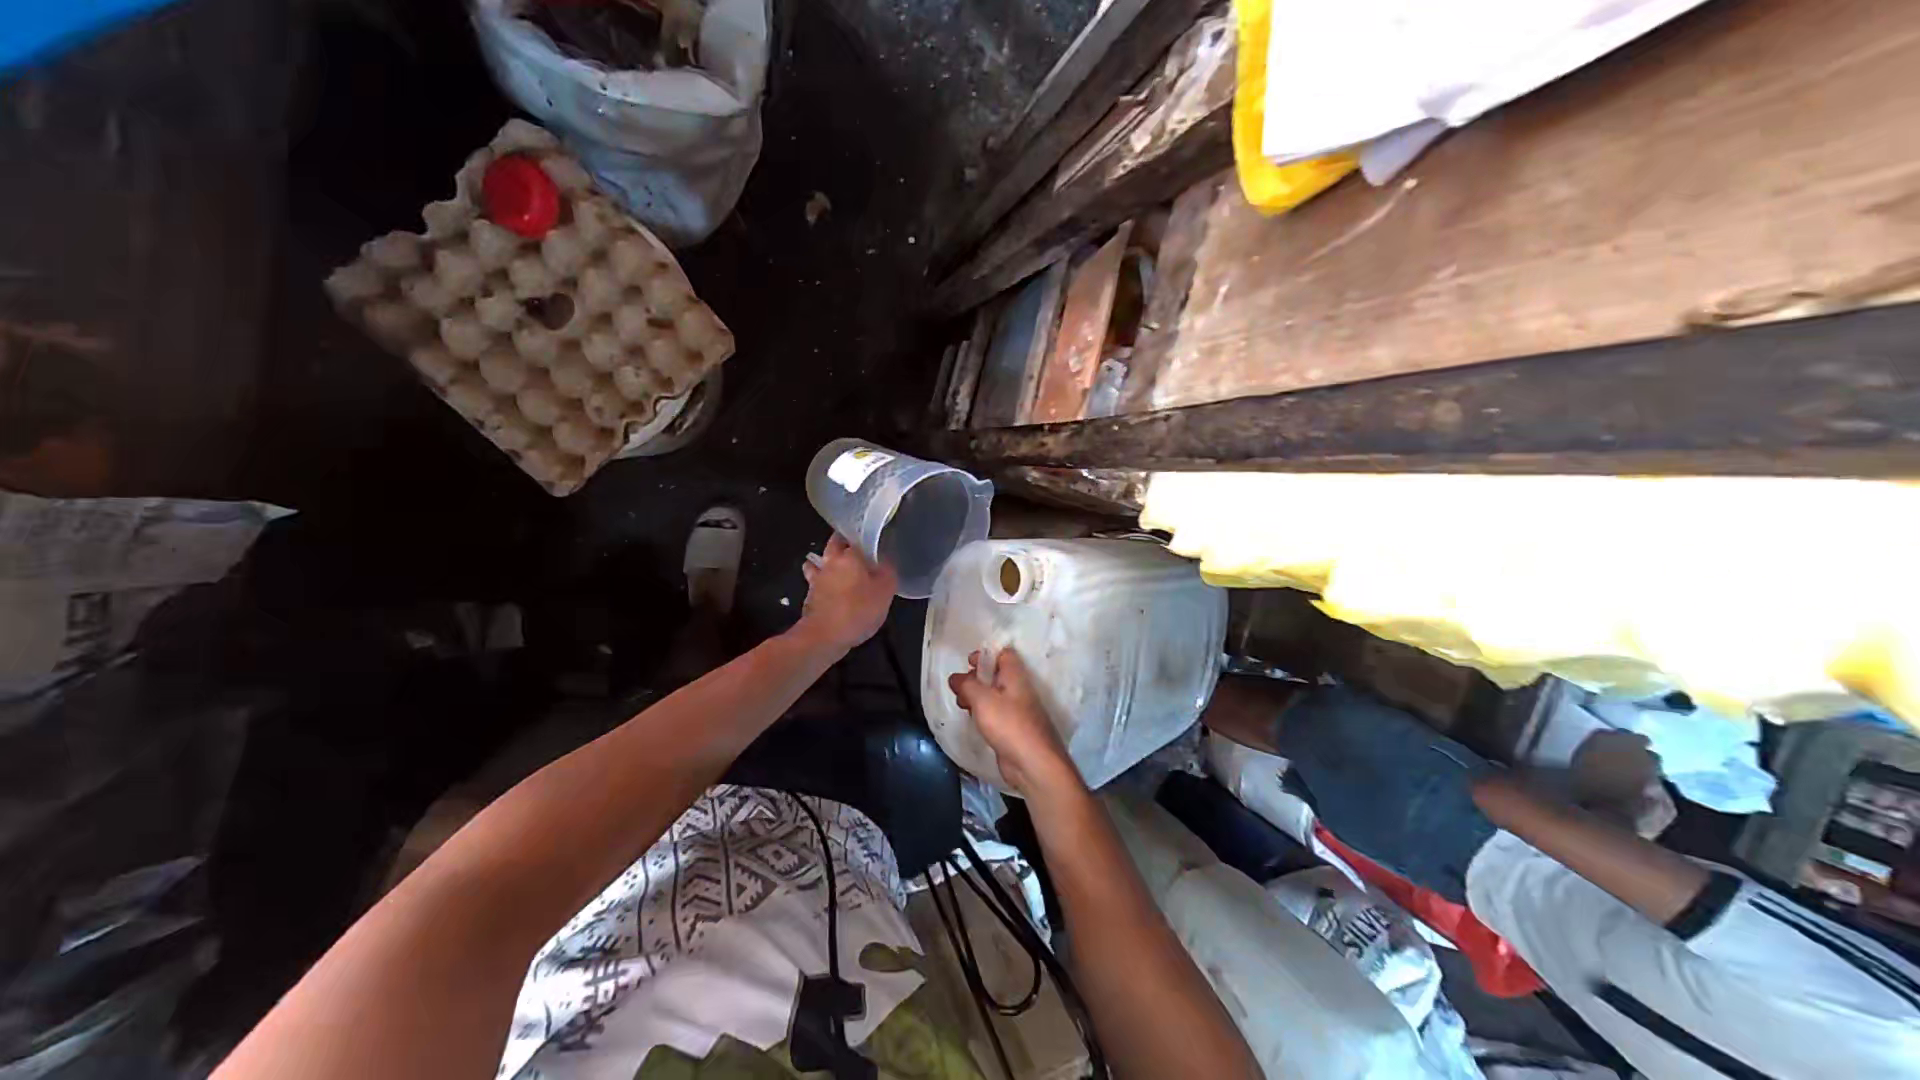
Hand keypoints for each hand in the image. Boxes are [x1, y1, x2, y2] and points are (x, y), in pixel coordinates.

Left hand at [795, 533, 895, 652]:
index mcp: (849, 556)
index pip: (854, 537)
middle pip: (833, 545)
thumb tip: (886, 561)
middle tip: (854, 550)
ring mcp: (816, 580)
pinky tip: (829, 591)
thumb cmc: (857, 610)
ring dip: (824, 563)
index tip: (871, 543)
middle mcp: (829, 563)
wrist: (824, 637)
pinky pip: (815, 584)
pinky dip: (821, 584)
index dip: (862, 538)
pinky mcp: (809, 597)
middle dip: (841, 543)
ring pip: (818, 563)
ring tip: (836, 569)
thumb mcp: (885, 592)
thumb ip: (887, 573)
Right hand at [947, 648, 1081, 800]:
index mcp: (1015, 676)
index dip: (986, 655)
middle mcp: (1019, 690)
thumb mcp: (982, 699)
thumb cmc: (1009, 725)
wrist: (1033, 764)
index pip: (1004, 654)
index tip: (968, 663)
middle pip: (997, 675)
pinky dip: (983, 713)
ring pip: (995, 695)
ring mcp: (1018, 711)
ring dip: (977, 696)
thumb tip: (955, 677)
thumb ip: (967, 684)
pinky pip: (996, 713)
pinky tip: (973, 721)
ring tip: (962, 705)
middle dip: (976, 678)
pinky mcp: (1014, 729)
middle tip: (960, 687)